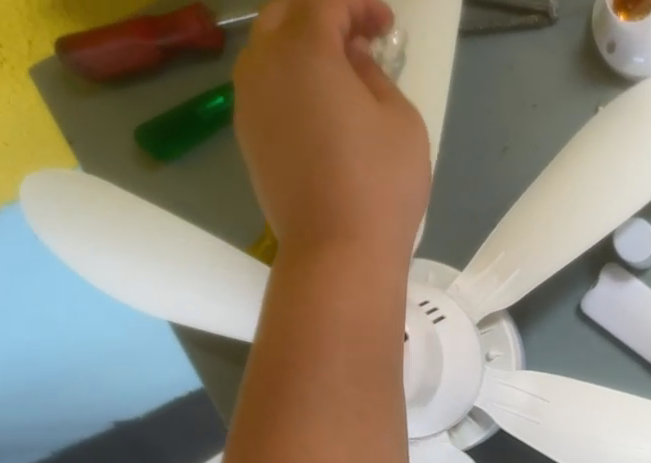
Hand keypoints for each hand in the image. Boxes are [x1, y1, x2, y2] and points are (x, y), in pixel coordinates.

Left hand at [234, 0, 430, 260]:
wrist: (337, 249)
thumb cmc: (381, 182)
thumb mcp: (402, 120)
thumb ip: (375, 76)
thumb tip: (353, 62)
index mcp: (303, 49)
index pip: (325, 1)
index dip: (359, 5)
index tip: (387, 24)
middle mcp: (263, 62)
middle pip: (285, 13)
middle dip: (324, 14)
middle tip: (361, 37)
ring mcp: (248, 100)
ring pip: (269, 48)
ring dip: (304, 47)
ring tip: (343, 73)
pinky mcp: (249, 134)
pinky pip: (268, 86)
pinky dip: (293, 80)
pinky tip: (323, 107)